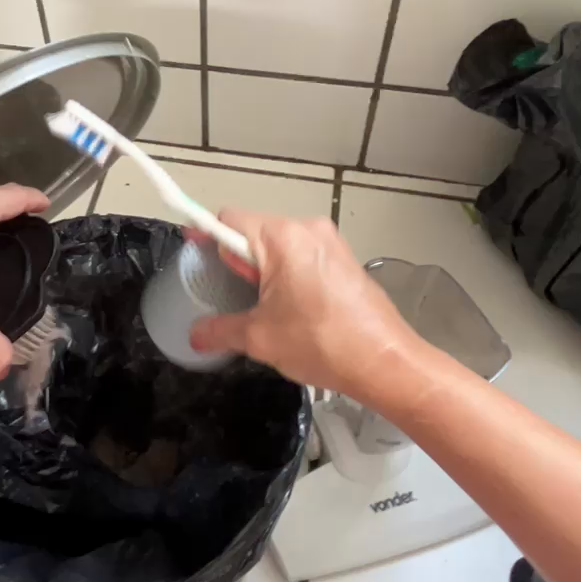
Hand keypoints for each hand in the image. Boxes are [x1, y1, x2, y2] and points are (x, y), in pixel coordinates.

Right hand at [189, 210, 424, 398]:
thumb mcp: (260, 337)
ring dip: (262, 267)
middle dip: (236, 258)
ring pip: (279, 243)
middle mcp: (307, 228)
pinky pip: (301, 253)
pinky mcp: (345, 258)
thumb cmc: (321, 343)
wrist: (386, 362)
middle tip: (228, 292)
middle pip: (254, 230)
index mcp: (282, 237)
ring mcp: (330, 241)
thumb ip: (220, 329)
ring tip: (260, 304)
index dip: (206, 234)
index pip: (228, 219)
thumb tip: (195, 335)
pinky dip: (286, 271)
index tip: (193, 252)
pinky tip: (288, 305)